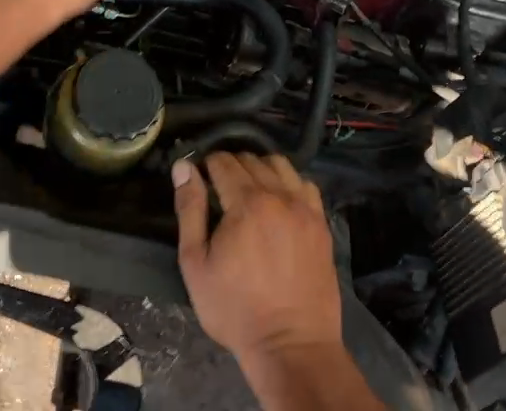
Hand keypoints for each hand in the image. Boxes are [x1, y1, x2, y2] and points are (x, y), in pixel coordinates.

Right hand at [173, 153, 343, 359]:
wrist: (292, 346)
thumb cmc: (235, 308)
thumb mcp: (195, 262)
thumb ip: (189, 209)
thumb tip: (183, 167)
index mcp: (246, 203)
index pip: (222, 161)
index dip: (206, 166)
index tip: (199, 182)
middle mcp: (279, 197)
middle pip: (250, 159)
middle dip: (230, 166)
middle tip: (219, 190)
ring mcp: (306, 210)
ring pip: (280, 165)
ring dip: (260, 169)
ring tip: (249, 192)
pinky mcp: (321, 226)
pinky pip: (305, 185)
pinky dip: (288, 183)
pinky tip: (278, 203)